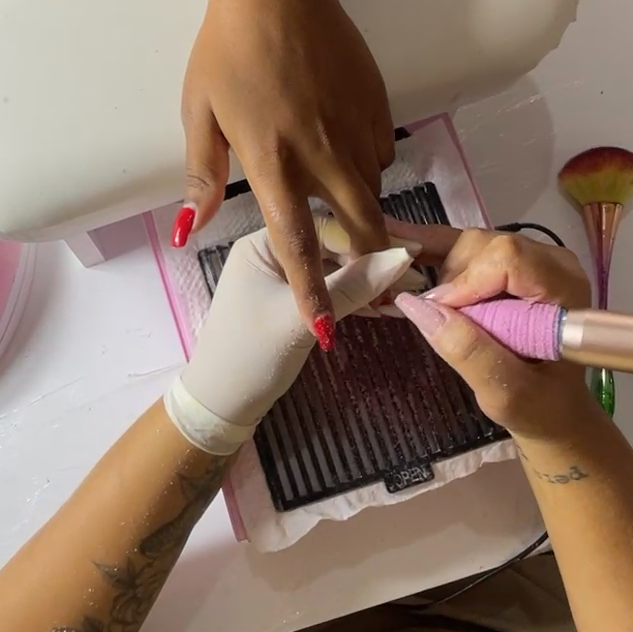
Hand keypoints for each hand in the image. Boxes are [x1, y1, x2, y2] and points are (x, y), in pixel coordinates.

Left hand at [165, 229, 412, 453]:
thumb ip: (352, 286)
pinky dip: (353, 298)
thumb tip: (404, 255)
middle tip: (411, 280)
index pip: (324, 227)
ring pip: (333, 271)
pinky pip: (327, 291)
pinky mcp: (288, 302)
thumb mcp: (303, 319)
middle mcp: (271, 252)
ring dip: (366, 283)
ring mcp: (280, 278)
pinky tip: (383, 307)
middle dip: (371, 263)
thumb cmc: (251, 356)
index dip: (367, 241)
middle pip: (331, 247)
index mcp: (262, 242)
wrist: (220, 404)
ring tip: (403, 295)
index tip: (409, 257)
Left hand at [179, 0, 395, 345]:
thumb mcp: (199, 113)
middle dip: (365, 262)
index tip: (325, 330)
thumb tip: (188, 230)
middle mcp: (323, 155)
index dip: (312, 293)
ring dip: (360, 208)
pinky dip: (365, 168)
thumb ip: (202, 176)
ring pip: (372, 192)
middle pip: (359, 228)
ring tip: (337, 196)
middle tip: (362, 274)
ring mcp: (357, 130)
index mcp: (273, 162)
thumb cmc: (226, 50)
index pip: (297, 244)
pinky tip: (342, 149)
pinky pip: (380, 156)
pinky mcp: (381, 107)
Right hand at [386, 222, 606, 444]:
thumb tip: (417, 307)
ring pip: (468, 243)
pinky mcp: (506, 262)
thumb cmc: (539, 405)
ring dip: (444, 275)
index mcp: (564, 290)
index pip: (507, 258)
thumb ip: (470, 352)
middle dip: (452, 281)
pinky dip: (430, 248)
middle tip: (443, 321)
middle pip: (483, 245)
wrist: (552, 406)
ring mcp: (529, 257)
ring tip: (439, 310)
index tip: (443, 319)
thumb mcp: (507, 394)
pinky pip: (462, 245)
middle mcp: (551, 262)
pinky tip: (397, 239)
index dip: (465, 284)